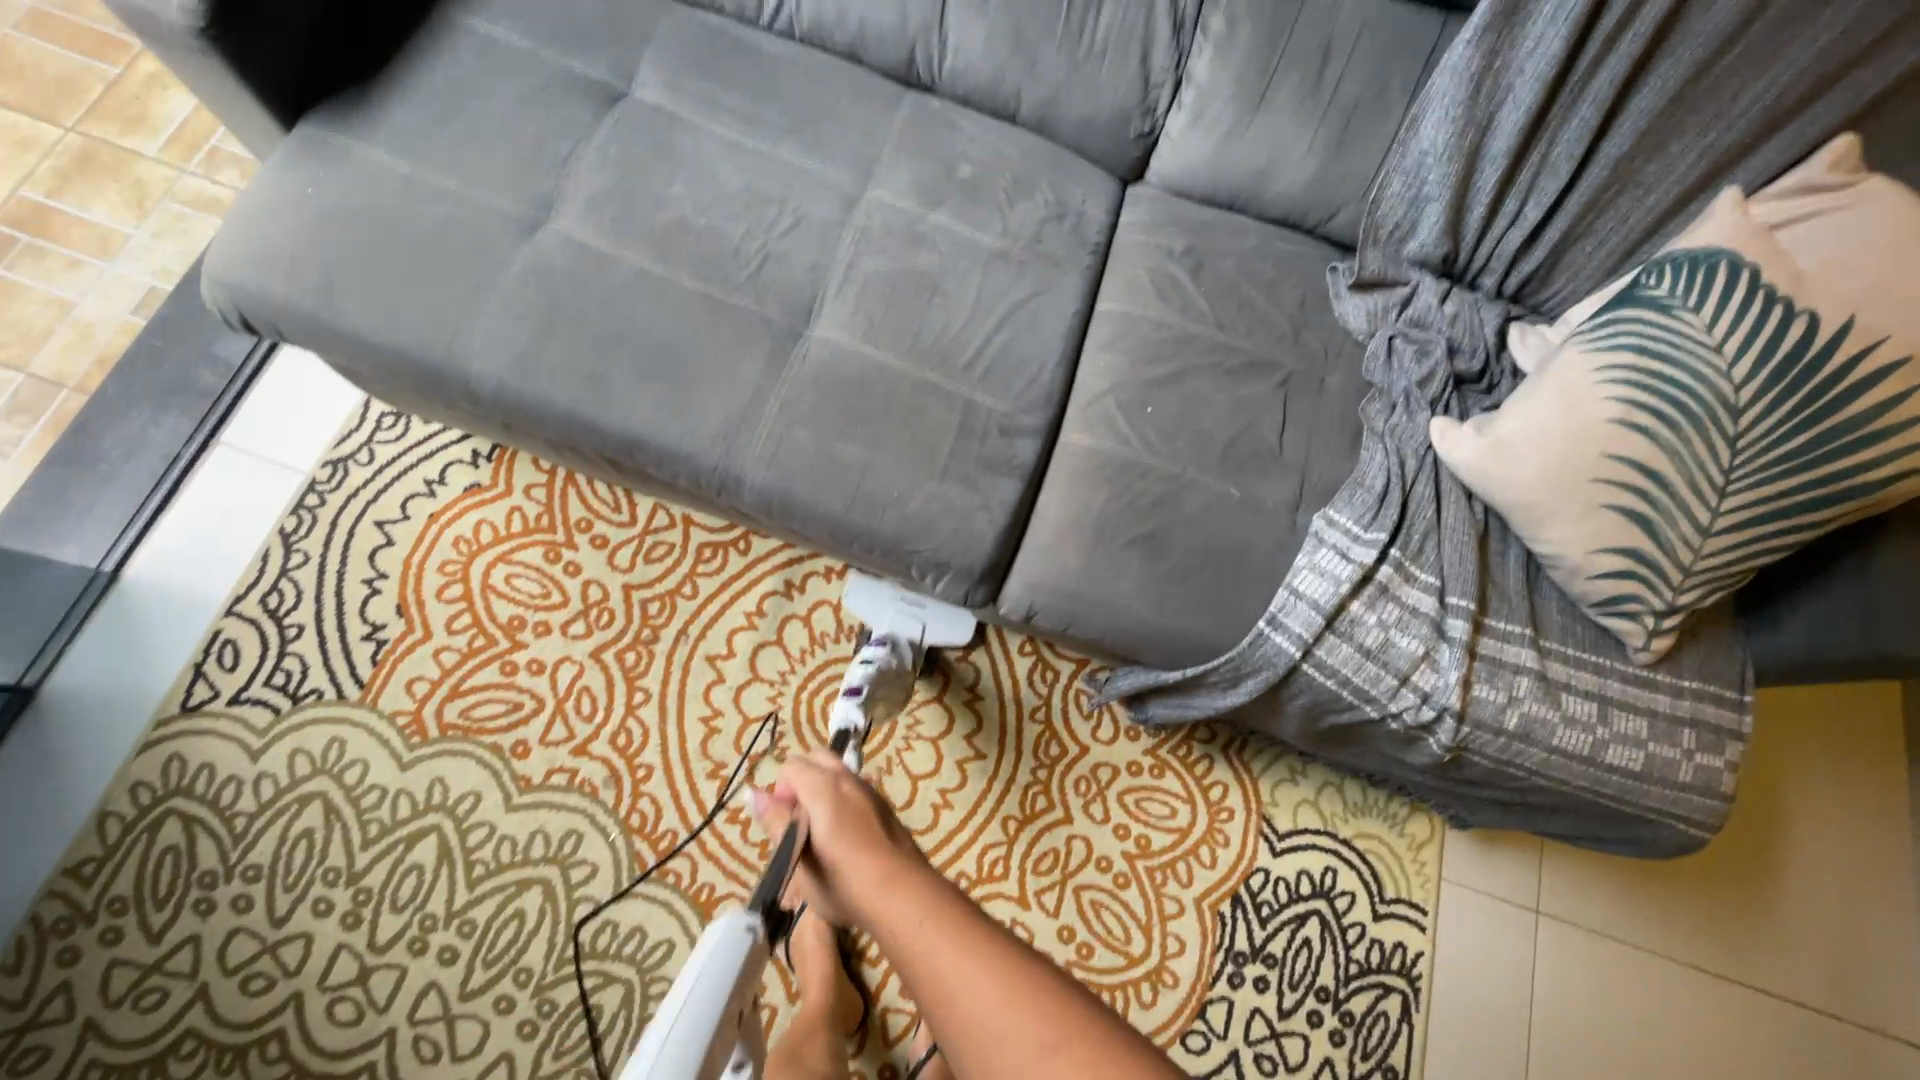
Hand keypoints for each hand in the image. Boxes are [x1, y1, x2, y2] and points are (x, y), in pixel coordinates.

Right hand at [749, 750, 931, 928]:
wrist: (904, 895)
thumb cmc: (845, 884)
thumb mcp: (800, 862)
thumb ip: (777, 823)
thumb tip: (753, 793)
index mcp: (825, 787)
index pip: (792, 766)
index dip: (780, 791)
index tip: (784, 825)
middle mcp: (849, 779)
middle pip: (817, 758)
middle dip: (800, 781)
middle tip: (798, 822)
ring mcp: (871, 790)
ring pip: (838, 772)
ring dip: (822, 789)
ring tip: (820, 832)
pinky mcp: (885, 805)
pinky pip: (855, 788)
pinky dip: (842, 799)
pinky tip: (845, 836)